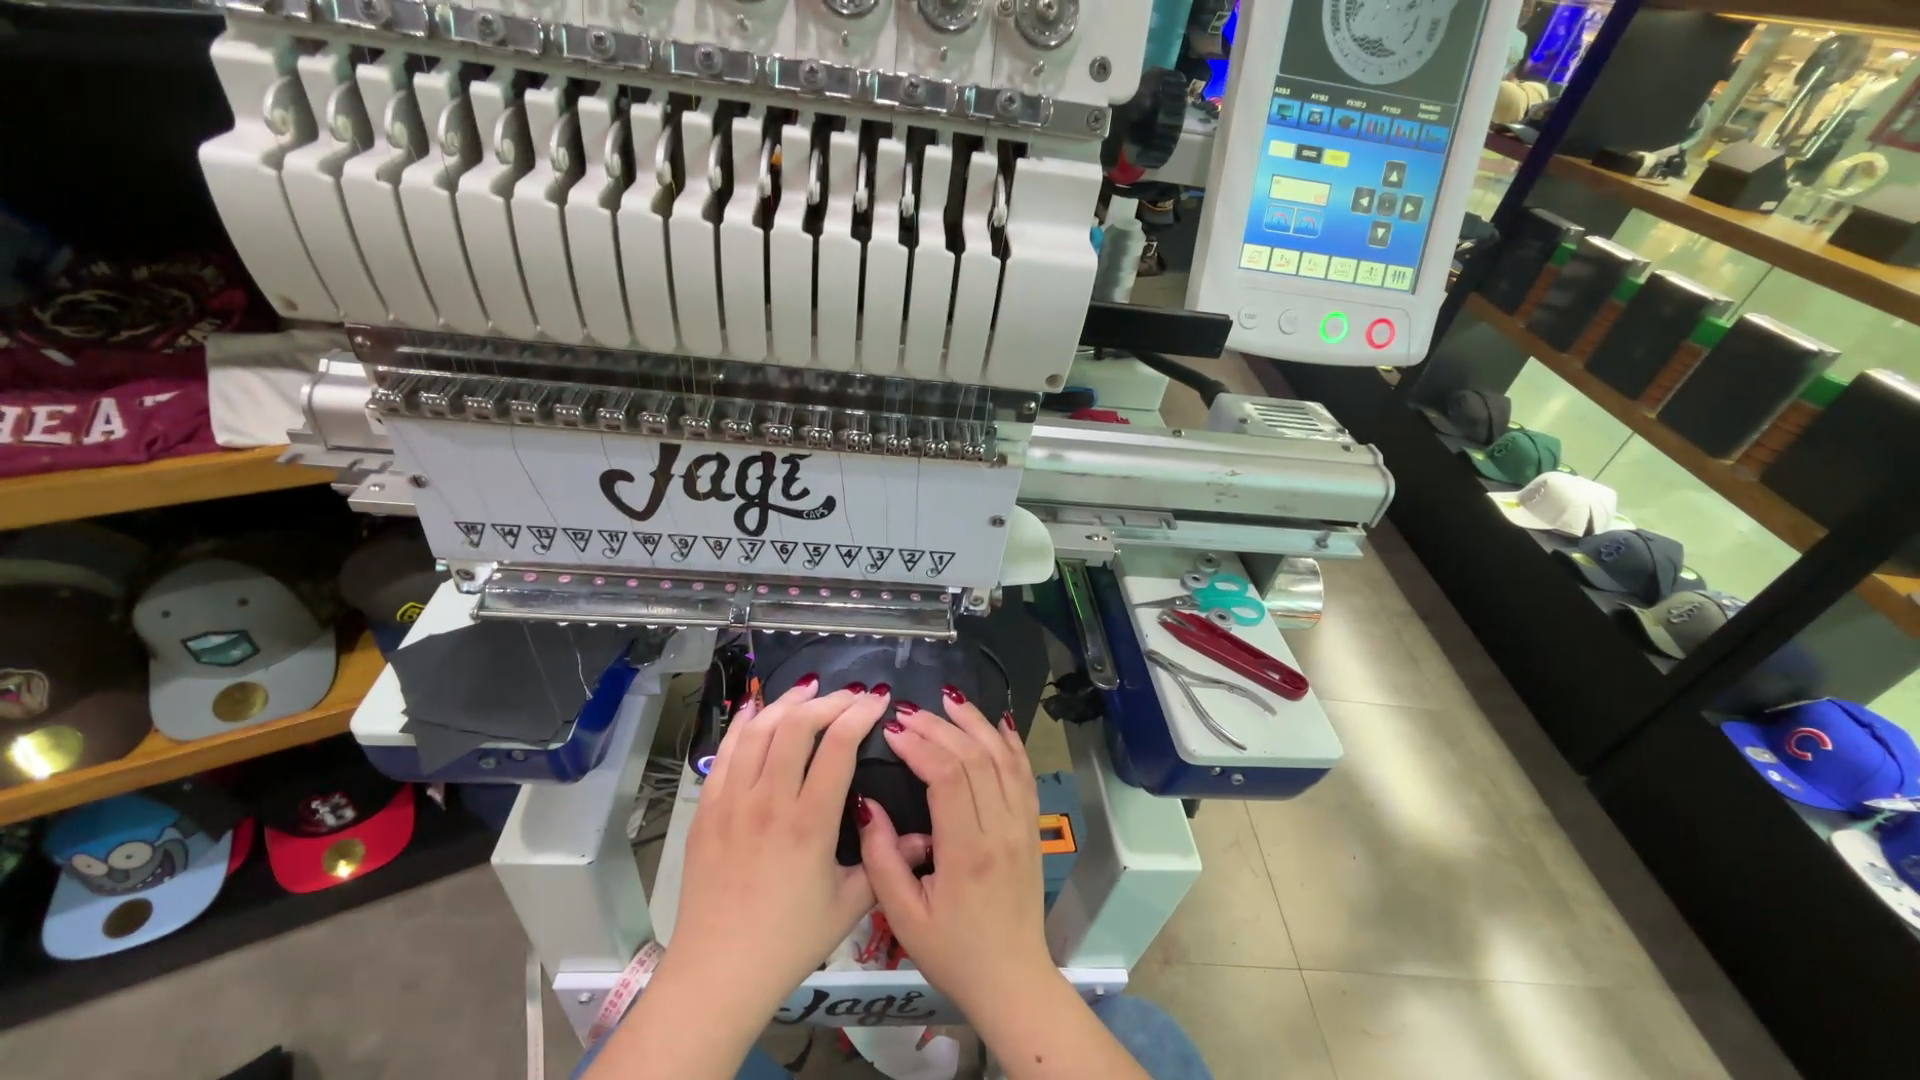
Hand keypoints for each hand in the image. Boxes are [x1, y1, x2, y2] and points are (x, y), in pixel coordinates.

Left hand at [667, 677, 890, 1011]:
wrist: (719, 970)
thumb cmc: (789, 941)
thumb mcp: (849, 906)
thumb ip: (885, 862)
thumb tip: (925, 836)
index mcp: (809, 822)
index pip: (838, 745)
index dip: (860, 714)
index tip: (878, 701)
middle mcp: (769, 800)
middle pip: (797, 725)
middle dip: (828, 701)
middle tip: (849, 695)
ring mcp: (732, 801)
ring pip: (759, 730)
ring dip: (787, 703)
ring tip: (809, 690)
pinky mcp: (707, 810)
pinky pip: (725, 753)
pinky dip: (744, 725)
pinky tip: (758, 710)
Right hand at [856, 687, 1054, 1019]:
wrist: (1011, 978)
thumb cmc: (952, 952)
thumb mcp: (903, 917)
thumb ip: (882, 859)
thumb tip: (866, 806)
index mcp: (968, 851)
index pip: (949, 777)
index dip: (920, 746)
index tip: (892, 732)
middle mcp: (1002, 830)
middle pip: (975, 759)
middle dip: (940, 728)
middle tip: (908, 711)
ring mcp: (1023, 826)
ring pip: (1003, 759)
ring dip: (976, 725)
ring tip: (948, 700)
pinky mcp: (1032, 829)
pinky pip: (1025, 775)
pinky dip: (1010, 744)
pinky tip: (995, 723)